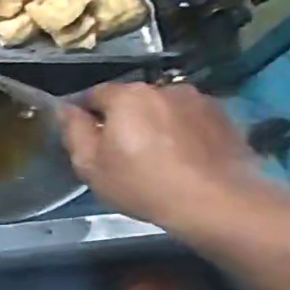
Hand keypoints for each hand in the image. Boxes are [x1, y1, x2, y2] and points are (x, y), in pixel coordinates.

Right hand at [58, 82, 289, 244]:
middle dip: (121, 119)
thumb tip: (65, 109)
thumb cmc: (142, 183)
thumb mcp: (90, 165)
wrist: (216, 201)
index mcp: (127, 96)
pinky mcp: (224, 117)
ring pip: (162, 108)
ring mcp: (199, 100)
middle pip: (131, 100)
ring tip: (155, 156)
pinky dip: (181, 132)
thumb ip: (73, 131)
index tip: (83, 137)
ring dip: (154, 124)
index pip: (93, 94)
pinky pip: (189, 119)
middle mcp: (164, 88)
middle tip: (118, 151)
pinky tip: (181, 158)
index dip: (84, 114)